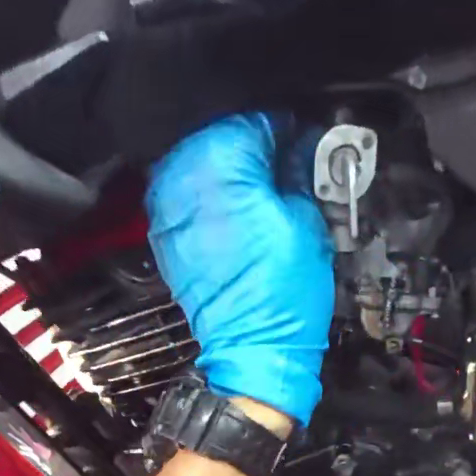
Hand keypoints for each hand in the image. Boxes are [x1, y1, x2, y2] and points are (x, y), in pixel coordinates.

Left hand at [146, 113, 333, 425]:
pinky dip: (212, 198)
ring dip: (232, 174)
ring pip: (201, 166)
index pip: (252, 122)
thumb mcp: (308, 228)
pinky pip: (188, 197)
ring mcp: (168, 209)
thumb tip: (300, 151)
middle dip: (255, 151)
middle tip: (287, 169)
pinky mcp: (167, 236)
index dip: (284, 131)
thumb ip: (299, 177)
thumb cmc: (283, 301)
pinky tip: (239, 217)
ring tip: (264, 195)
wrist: (255, 353)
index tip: (302, 142)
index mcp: (220, 168)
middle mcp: (182, 180)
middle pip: (221, 139)